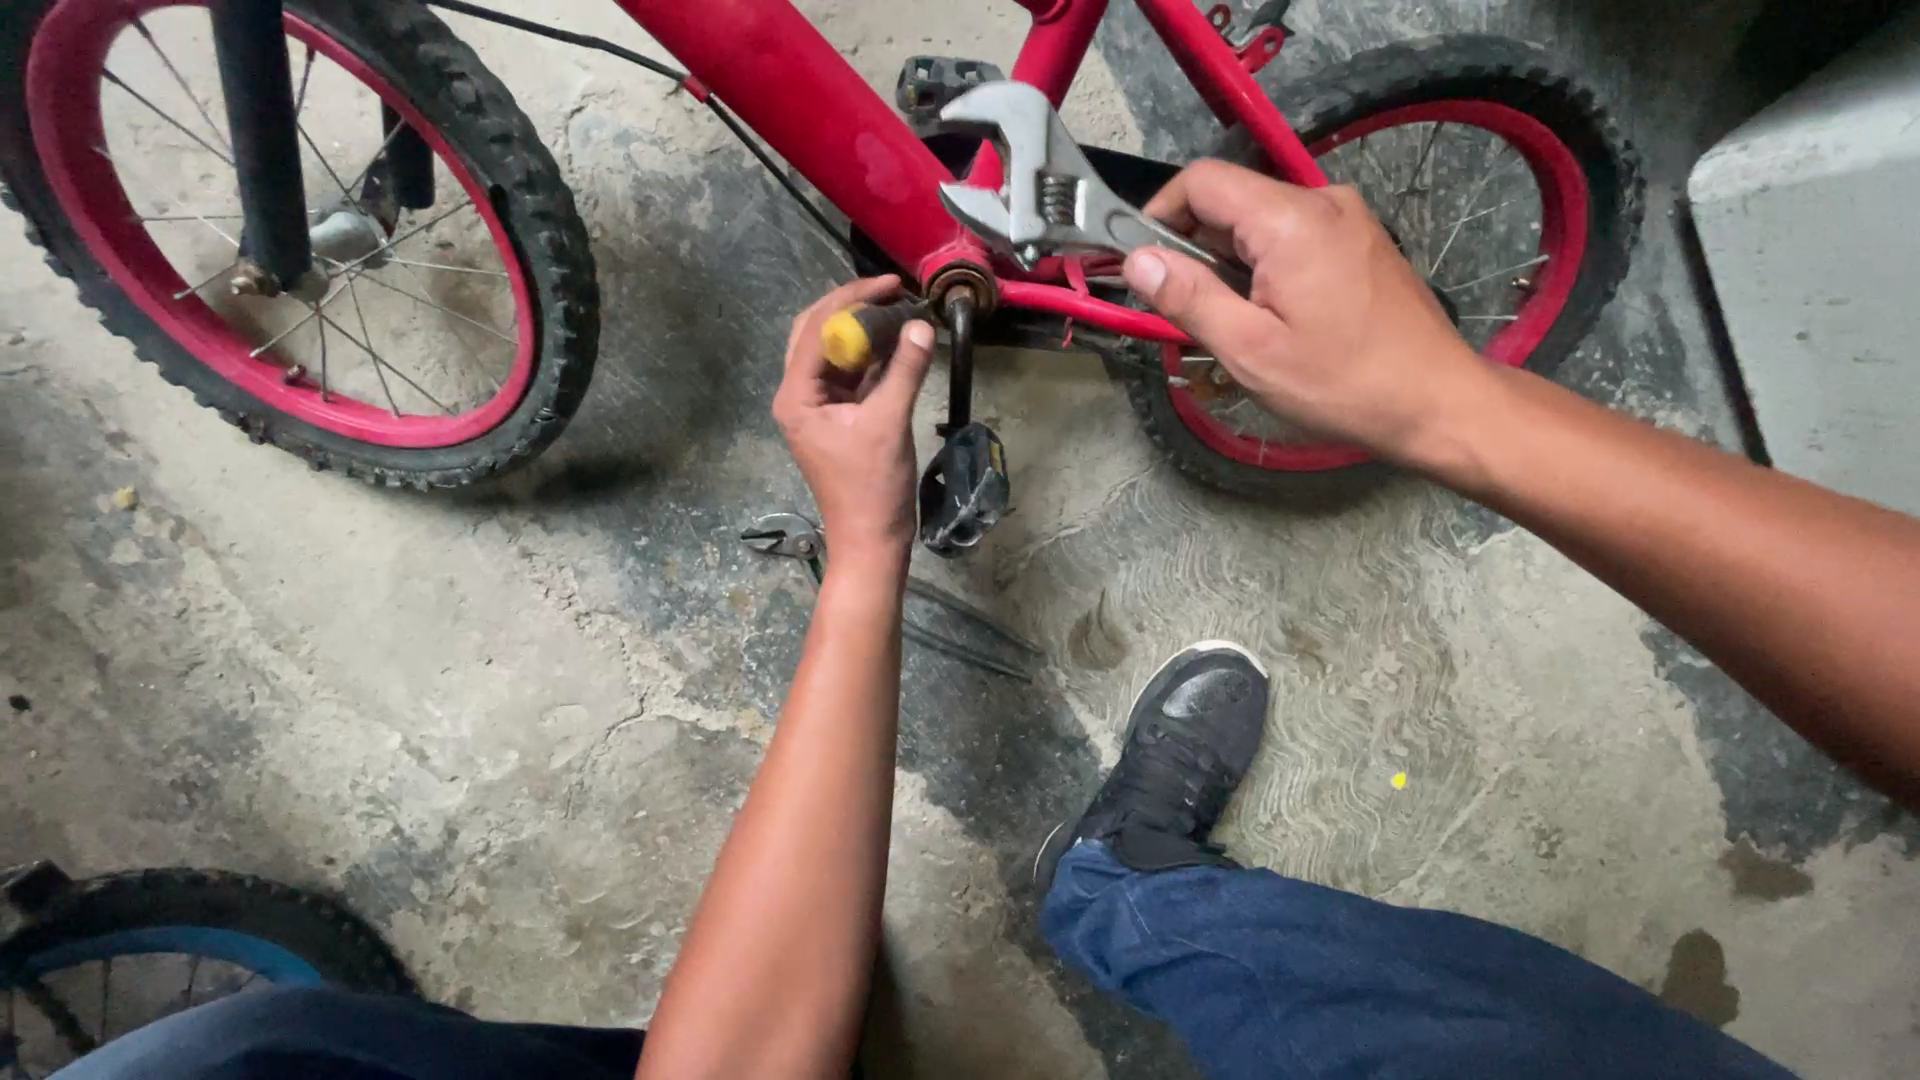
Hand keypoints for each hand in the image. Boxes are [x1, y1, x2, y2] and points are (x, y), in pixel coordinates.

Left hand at [774, 276, 936, 556]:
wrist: (871, 539)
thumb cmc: (872, 488)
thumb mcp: (890, 424)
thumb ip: (904, 371)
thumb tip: (922, 326)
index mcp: (796, 396)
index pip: (817, 329)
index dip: (853, 300)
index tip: (892, 285)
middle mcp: (799, 396)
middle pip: (816, 334)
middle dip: (852, 310)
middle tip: (891, 293)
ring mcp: (818, 408)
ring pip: (834, 354)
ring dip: (864, 333)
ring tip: (900, 314)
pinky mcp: (837, 419)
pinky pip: (851, 377)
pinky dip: (872, 359)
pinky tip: (899, 345)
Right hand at [1126, 160, 1493, 471]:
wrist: (1433, 401)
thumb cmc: (1339, 382)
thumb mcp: (1248, 349)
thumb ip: (1188, 298)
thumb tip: (1136, 261)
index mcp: (1290, 220)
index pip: (1202, 181)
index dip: (1158, 214)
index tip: (1139, 263)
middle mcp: (1322, 201)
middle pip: (1231, 200)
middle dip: (1192, 246)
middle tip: (1181, 308)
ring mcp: (1346, 218)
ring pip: (1258, 221)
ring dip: (1226, 262)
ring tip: (1227, 321)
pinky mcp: (1358, 241)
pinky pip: (1290, 236)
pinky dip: (1260, 266)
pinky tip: (1267, 315)